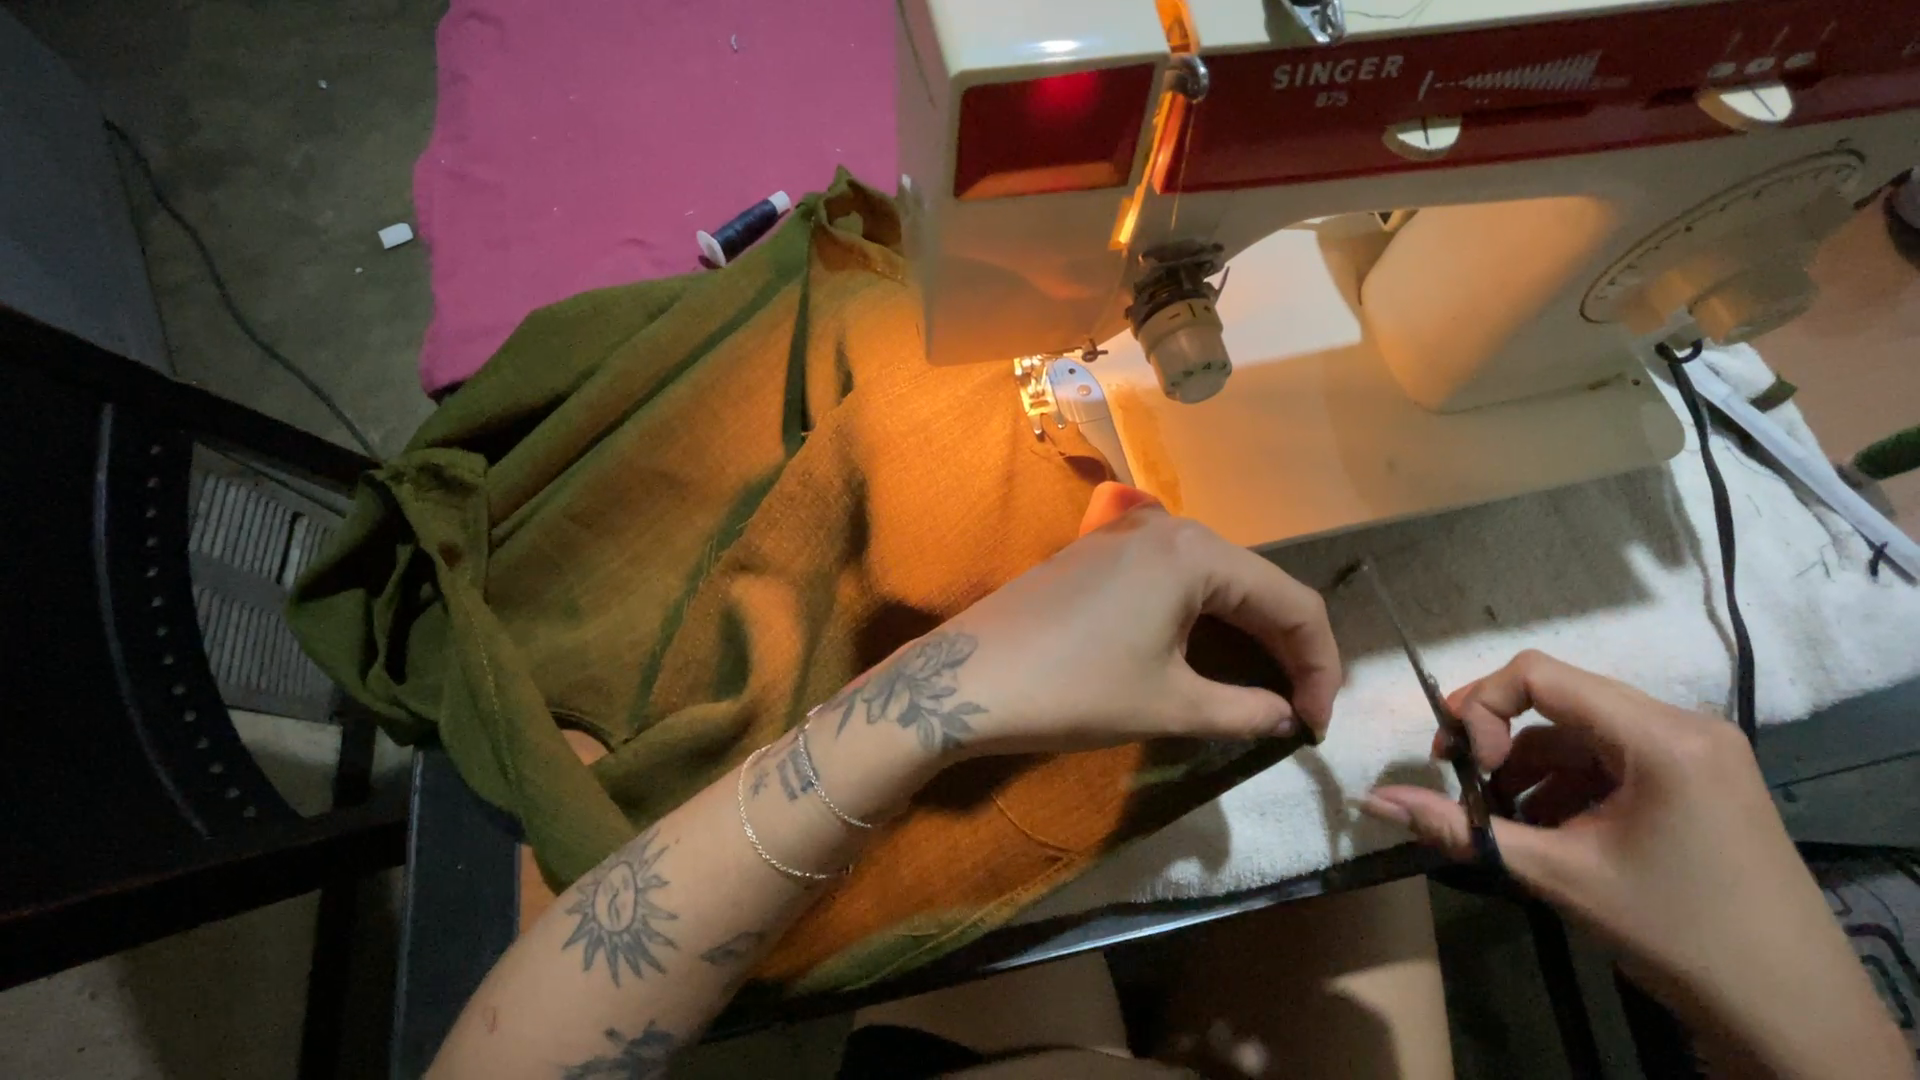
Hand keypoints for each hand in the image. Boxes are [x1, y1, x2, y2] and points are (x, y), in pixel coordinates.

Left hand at [814, 483, 1340, 763]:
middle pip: (1256, 587)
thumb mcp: (1169, 707)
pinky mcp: (1095, 557)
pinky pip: (1171, 583)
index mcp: (1196, 553)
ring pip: (1213, 584)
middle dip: (1286, 650)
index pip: (1294, 604)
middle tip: (1297, 711)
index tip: (1319, 725)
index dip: (1321, 668)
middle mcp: (1166, 529)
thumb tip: (1286, 716)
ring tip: (1259, 691)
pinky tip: (1201, 657)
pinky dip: (1199, 621)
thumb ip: (1246, 710)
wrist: (964, 682)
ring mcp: (1123, 538)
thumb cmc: (1073, 690)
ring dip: (1243, 635)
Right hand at [1361, 651, 1906, 1078]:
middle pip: (1556, 700)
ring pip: (1576, 733)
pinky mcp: (1696, 780)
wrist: (1794, 1016)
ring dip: (1526, 769)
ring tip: (1507, 823)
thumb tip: (1370, 801)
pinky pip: (1606, 759)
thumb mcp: (1556, 874)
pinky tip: (1549, 831)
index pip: (1539, 675)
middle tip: (1462, 783)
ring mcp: (1695, 753)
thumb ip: (1458, 829)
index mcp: (1661, 737)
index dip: (1481, 705)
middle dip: (1497, 738)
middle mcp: (1682, 727)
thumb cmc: (1676, 933)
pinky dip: (1563, 785)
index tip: (1465, 765)